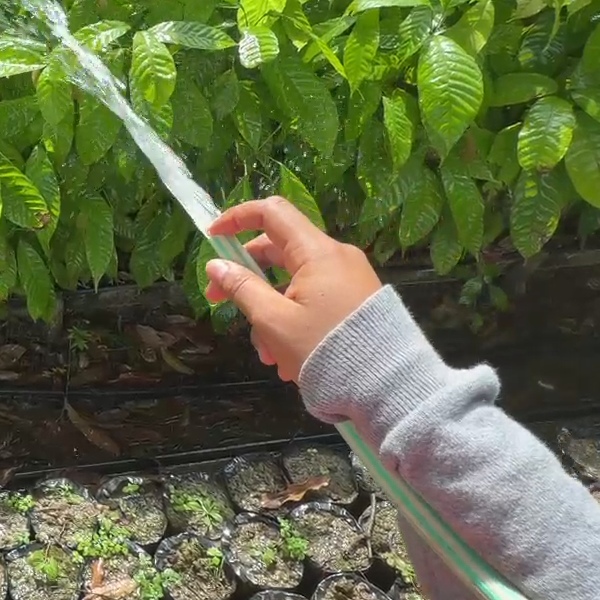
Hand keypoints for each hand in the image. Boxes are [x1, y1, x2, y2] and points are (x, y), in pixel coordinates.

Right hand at [203, 197, 382, 382]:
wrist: (388, 387)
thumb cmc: (323, 348)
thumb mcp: (272, 321)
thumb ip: (241, 288)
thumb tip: (216, 266)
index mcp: (317, 252)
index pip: (271, 213)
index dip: (237, 219)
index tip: (212, 238)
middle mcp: (336, 257)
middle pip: (278, 250)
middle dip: (247, 277)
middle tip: (219, 303)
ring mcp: (348, 278)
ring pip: (292, 280)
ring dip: (268, 309)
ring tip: (266, 353)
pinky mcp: (355, 300)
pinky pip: (312, 297)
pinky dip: (291, 317)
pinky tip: (286, 356)